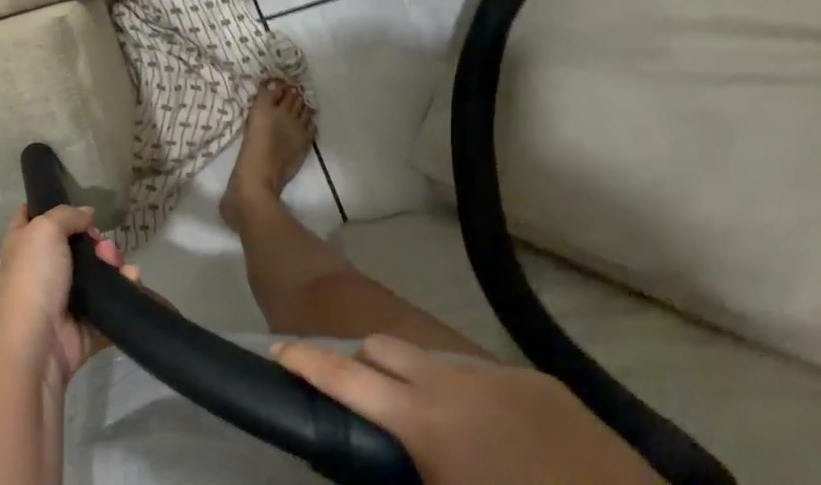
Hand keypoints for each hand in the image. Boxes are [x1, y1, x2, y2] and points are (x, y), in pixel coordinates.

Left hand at [0, 205, 138, 389]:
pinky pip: (112, 298)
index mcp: (23, 243)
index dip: (54, 209)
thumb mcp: (44, 229)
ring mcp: (65, 294)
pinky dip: (125, 288)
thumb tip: (86, 213)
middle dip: (97, 241)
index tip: (77, 209)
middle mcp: (42, 266)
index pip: (33, 216)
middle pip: (77, 243)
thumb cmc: (35, 276)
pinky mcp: (87, 319)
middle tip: (104, 247)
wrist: (40, 339)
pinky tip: (132, 280)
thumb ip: (66, 215)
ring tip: (118, 266)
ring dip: (114, 263)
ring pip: (98, 270)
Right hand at [276, 335, 660, 484]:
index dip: (302, 361)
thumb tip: (366, 463)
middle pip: (381, 347)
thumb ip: (397, 471)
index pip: (342, 376)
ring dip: (415, 377)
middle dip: (359, 364)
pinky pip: (483, 374)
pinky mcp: (544, 384)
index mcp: (422, 420)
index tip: (276, 350)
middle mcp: (452, 384)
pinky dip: (467, 391)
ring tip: (429, 417)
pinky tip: (493, 431)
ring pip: (432, 357)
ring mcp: (501, 378)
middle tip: (359, 398)